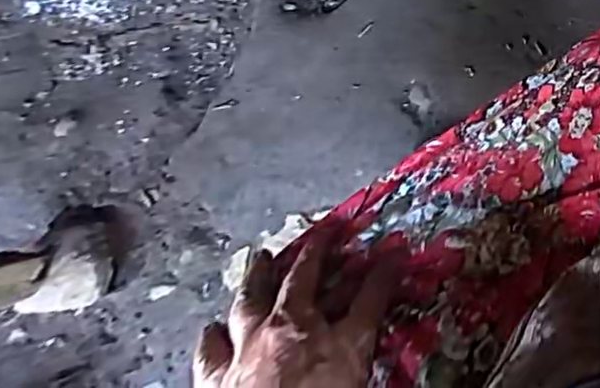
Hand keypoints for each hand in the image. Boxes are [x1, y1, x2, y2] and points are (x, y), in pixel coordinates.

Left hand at [193, 224, 403, 387]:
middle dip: (264, 272)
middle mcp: (256, 336)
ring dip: (226, 318)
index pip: (311, 270)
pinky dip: (206, 355)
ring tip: (221, 313)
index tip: (331, 227)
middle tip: (264, 255)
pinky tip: (205, 352)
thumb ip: (373, 299)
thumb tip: (396, 256)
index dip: (322, 246)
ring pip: (224, 332)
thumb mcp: (356, 345)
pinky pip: (203, 370)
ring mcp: (229, 372)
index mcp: (293, 318)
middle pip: (259, 294)